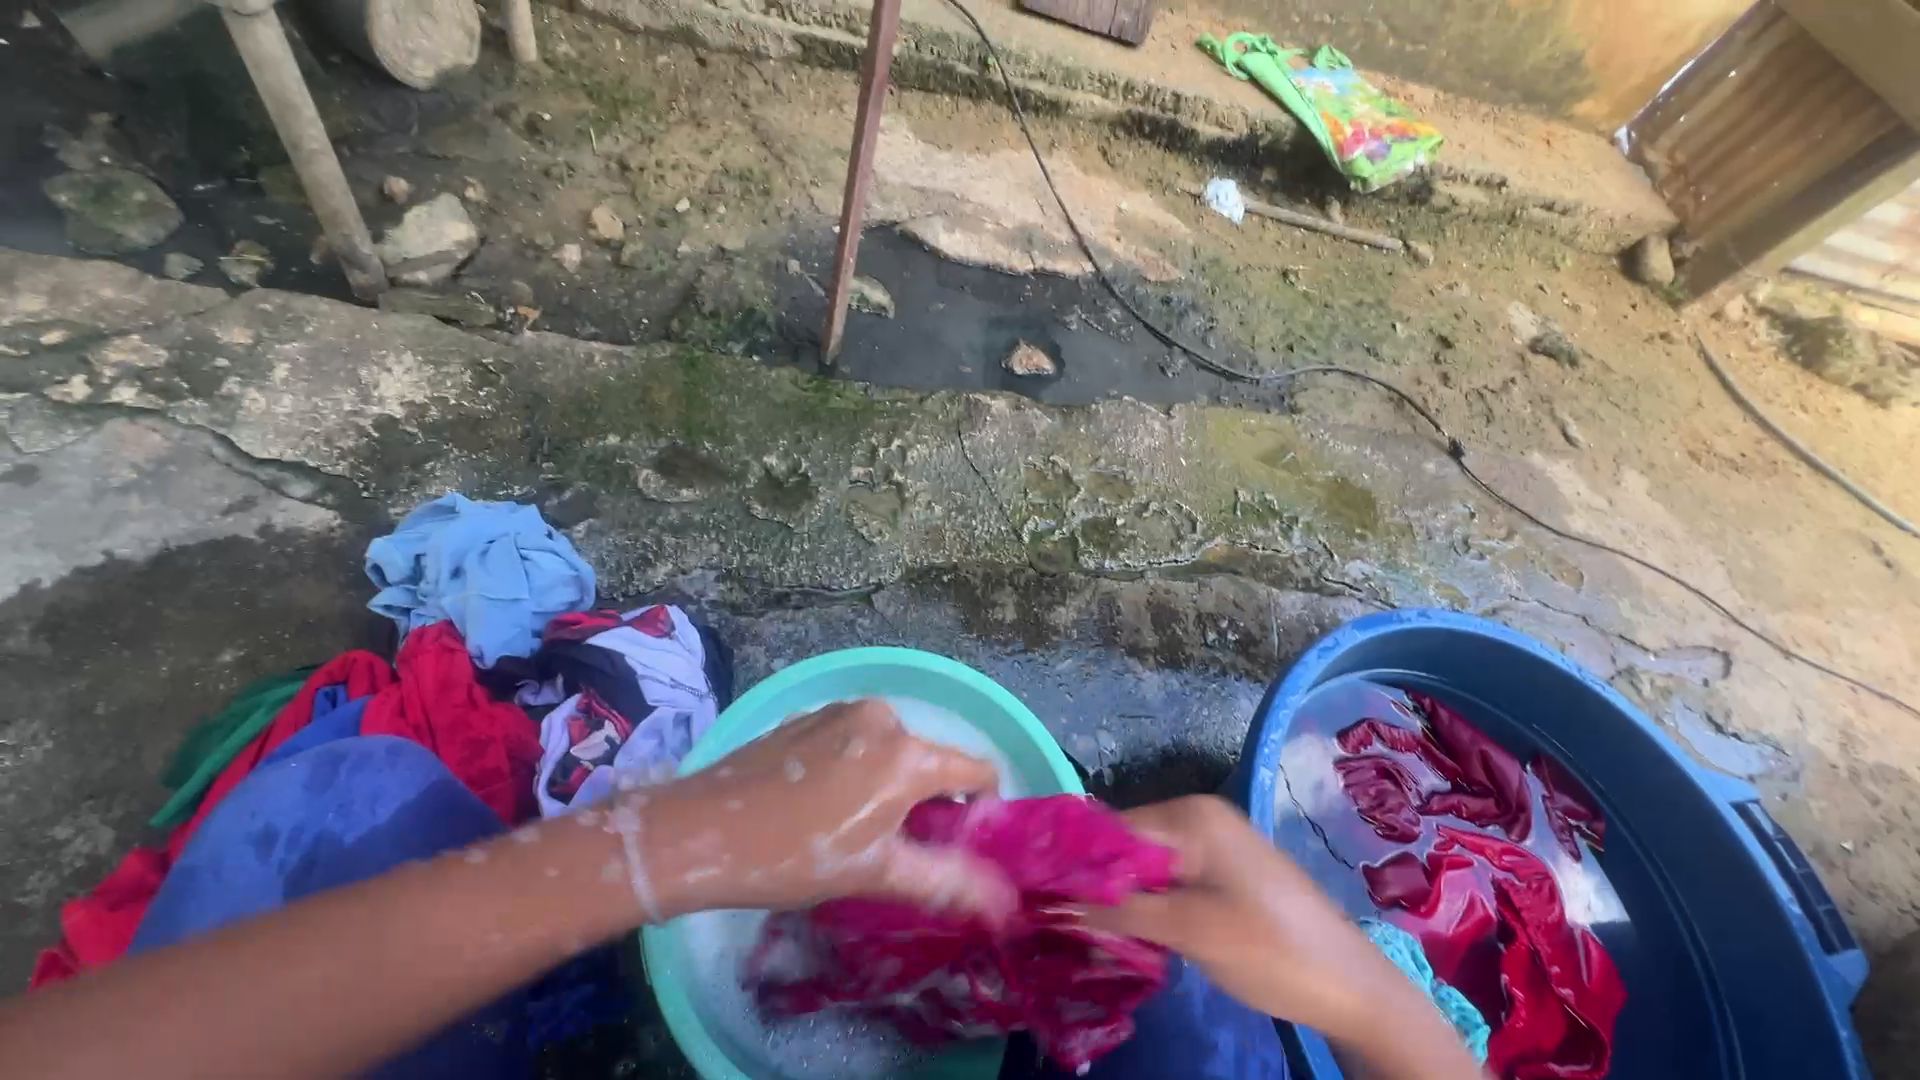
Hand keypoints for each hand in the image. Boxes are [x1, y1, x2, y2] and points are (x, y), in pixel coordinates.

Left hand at [639, 699, 1016, 920]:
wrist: (701, 828)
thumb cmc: (796, 855)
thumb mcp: (875, 873)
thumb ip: (946, 882)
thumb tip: (1005, 905)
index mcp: (907, 754)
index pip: (976, 769)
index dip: (981, 807)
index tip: (959, 842)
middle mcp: (883, 717)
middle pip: (931, 760)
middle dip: (927, 801)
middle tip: (895, 846)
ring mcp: (843, 709)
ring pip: (892, 750)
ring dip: (890, 784)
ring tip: (852, 827)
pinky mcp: (811, 714)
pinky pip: (857, 739)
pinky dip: (858, 767)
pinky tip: (822, 802)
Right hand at [1083, 798, 1485, 1079]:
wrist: (1353, 988)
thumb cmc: (1271, 949)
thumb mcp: (1188, 931)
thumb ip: (1118, 911)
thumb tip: (1054, 902)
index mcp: (1191, 816)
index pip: (1111, 828)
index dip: (1076, 864)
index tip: (1042, 899)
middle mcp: (1199, 817)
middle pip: (1126, 845)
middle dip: (1096, 882)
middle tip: (1064, 923)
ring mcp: (1214, 843)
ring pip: (1145, 865)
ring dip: (1120, 897)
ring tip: (1088, 932)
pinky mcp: (1223, 871)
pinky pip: (1168, 879)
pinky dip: (1147, 903)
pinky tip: (1132, 932)